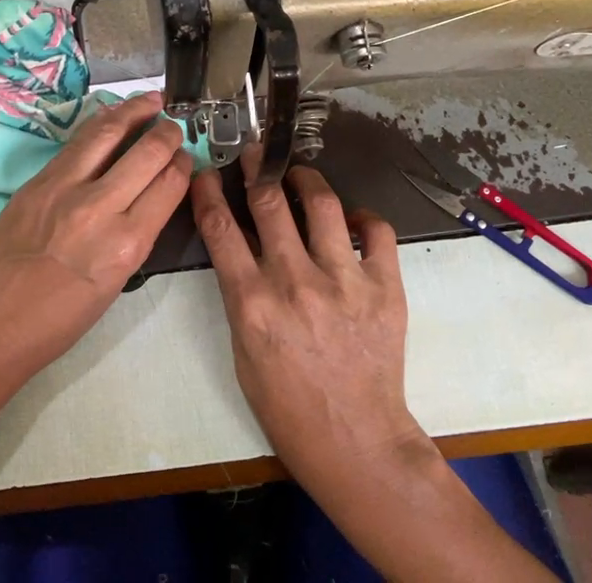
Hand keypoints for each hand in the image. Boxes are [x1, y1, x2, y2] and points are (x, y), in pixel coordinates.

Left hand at [0, 93, 192, 395]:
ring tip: (151, 100)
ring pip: (106, 134)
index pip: (168, 186)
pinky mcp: (36, 182)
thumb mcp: (113, 286)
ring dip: (132, 111)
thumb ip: (134, 237)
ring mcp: (62, 189)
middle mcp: (98, 208)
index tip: (187, 155)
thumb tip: (148, 199)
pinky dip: (98, 126)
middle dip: (166, 134)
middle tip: (176, 124)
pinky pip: (75, 145)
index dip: (182, 165)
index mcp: (125, 244)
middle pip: (144, 153)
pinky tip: (109, 119)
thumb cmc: (57, 322)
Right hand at [190, 161, 424, 482]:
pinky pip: (376, 231)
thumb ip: (241, 294)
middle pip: (269, 201)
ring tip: (299, 175)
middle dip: (256, 167)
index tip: (206, 172)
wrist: (353, 439)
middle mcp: (294, 281)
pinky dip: (361, 217)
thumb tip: (242, 248)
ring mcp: (344, 281)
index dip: (208, 191)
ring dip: (305, 179)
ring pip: (322, 203)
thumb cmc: (285, 403)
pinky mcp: (385, 287)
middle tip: (254, 152)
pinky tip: (349, 220)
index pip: (220, 226)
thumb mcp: (242, 348)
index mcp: (251, 301)